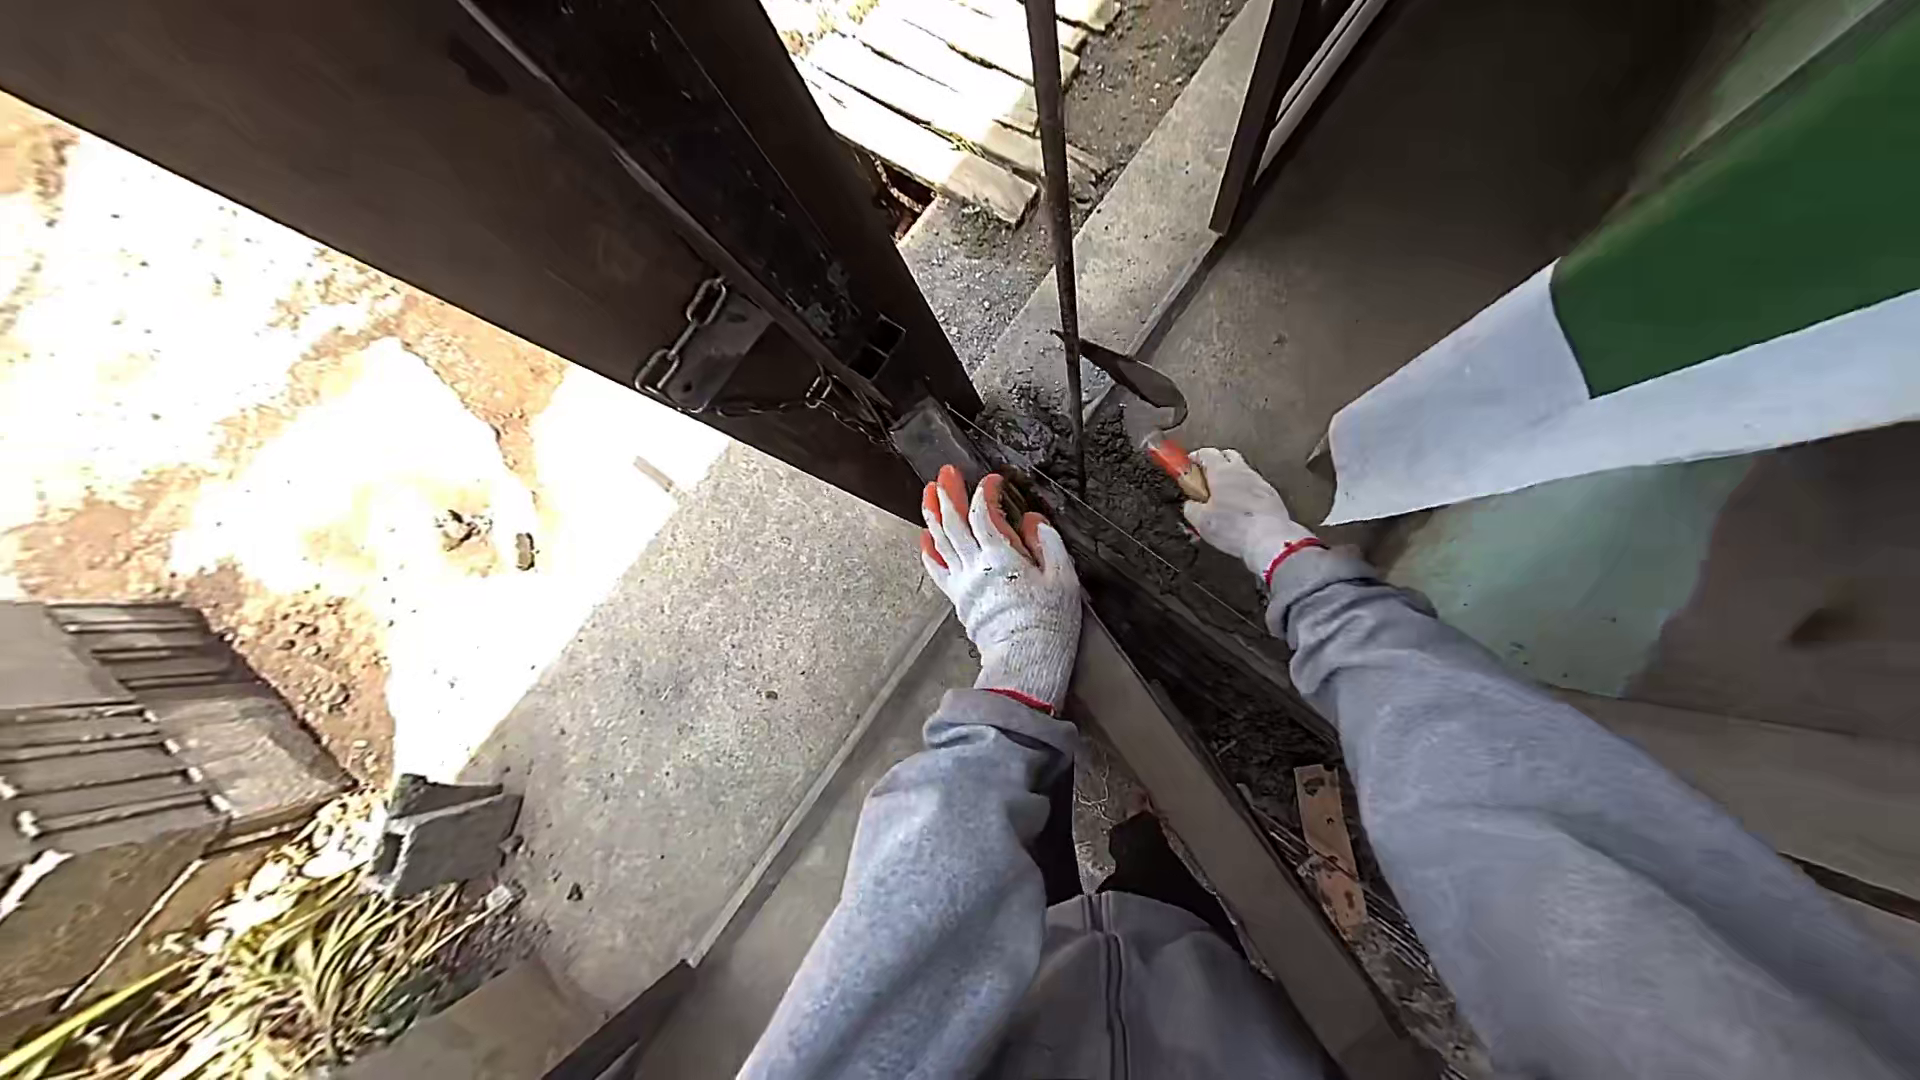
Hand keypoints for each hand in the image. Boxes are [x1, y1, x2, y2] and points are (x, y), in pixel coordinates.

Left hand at [920, 466, 1081, 712]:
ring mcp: (962, 581)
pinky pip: (936, 568)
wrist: (1024, 662)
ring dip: (933, 513)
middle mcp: (976, 565)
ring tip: (928, 492)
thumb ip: (1047, 542)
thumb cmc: (1047, 624)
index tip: (993, 481)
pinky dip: (928, 549)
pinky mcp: (957, 597)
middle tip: (946, 472)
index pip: (986, 513)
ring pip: (940, 539)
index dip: (987, 492)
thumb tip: (1032, 520)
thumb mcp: (1062, 578)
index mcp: (1002, 557)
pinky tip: (925, 536)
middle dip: (949, 492)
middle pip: (954, 520)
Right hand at [1181, 448, 1320, 583]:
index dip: (1196, 457)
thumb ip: (1191, 508)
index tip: (1189, 464)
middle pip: (1228, 456)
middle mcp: (1242, 472)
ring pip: (1243, 472)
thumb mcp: (1200, 521)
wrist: (1269, 540)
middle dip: (1216, 462)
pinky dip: (1244, 492)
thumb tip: (1190, 505)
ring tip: (1222, 496)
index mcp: (1221, 472)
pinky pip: (1254, 488)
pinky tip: (1239, 508)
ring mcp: (1259, 483)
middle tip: (1205, 476)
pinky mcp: (1272, 497)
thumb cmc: (1235, 527)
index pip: (1207, 453)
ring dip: (1231, 479)